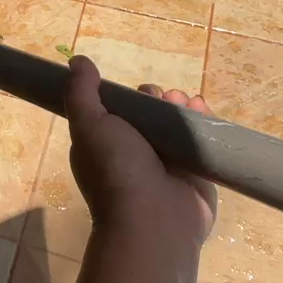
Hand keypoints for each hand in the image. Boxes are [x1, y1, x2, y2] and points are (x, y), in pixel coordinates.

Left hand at [64, 55, 216, 253]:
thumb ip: (81, 92)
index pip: (123, 109)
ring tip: (189, 104)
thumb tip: (77, 61)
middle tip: (170, 98)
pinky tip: (204, 113)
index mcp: (109, 143)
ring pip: (178, 123)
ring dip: (185, 106)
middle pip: (153, 112)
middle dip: (163, 98)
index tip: (141, 92)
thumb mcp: (88, 125)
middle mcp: (138, 153)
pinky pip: (202, 141)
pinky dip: (206, 122)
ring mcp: (169, 164)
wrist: (153, 221)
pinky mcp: (196, 174)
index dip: (133, 96)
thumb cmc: (115, 170)